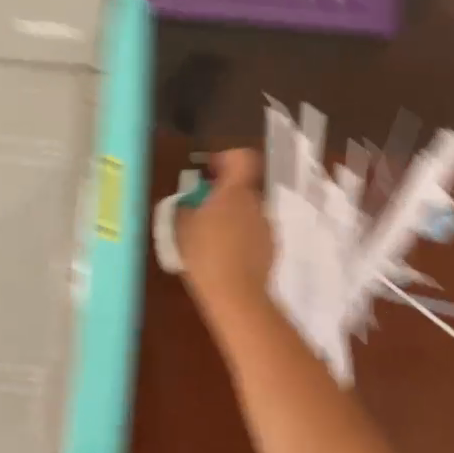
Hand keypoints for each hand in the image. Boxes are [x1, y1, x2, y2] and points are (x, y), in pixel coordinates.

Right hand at [176, 149, 273, 320]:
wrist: (236, 294)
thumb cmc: (204, 256)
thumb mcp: (181, 229)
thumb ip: (184, 208)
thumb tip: (188, 203)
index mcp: (234, 192)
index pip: (241, 158)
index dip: (226, 159)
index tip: (210, 172)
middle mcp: (256, 203)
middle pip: (242, 188)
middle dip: (224, 196)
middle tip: (202, 212)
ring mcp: (267, 226)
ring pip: (248, 212)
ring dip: (233, 219)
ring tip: (212, 240)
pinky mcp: (272, 248)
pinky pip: (254, 234)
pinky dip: (242, 239)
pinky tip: (226, 257)